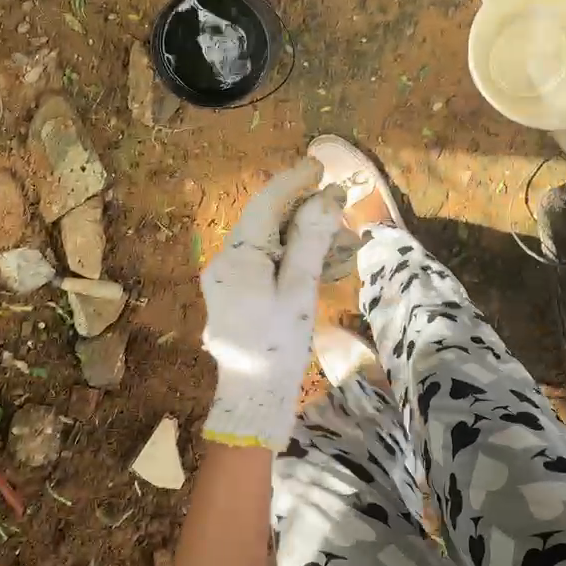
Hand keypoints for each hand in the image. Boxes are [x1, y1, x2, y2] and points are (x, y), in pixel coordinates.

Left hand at [198, 158, 343, 449]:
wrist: (252, 399)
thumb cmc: (279, 345)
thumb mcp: (300, 291)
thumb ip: (310, 241)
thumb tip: (324, 198)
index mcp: (237, 257)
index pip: (265, 204)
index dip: (293, 182)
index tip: (319, 166)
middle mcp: (225, 262)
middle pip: (266, 222)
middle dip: (304, 210)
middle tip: (339, 203)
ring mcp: (228, 280)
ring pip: (268, 243)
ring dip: (302, 235)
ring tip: (340, 238)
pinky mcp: (235, 295)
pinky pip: (265, 264)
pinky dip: (292, 258)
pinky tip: (321, 262)